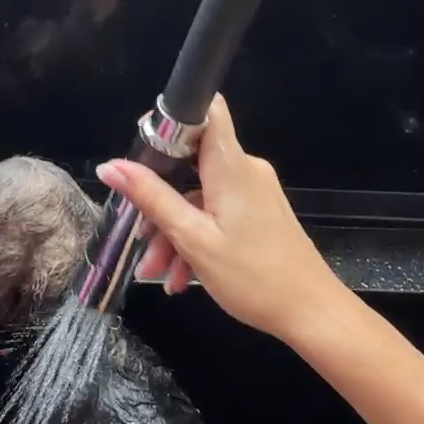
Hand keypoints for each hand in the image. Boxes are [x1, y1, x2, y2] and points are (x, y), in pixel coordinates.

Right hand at [96, 94, 346, 341]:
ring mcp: (253, 191)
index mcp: (230, 165)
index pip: (206, 110)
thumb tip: (110, 165)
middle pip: (190, 164)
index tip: (141, 149)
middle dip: (159, 199)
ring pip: (199, 196)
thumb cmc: (253, 276)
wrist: (312, 313)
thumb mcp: (193, 239)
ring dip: (174, 232)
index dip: (171, 118)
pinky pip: (216, 212)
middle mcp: (245, 169)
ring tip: (158, 274)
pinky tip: (182, 278)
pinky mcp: (259, 211)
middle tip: (138, 237)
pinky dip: (196, 238)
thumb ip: (150, 198)